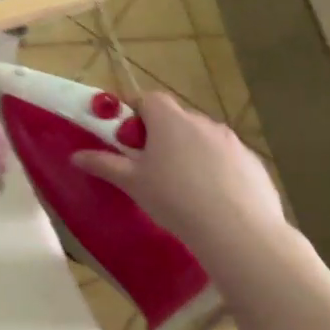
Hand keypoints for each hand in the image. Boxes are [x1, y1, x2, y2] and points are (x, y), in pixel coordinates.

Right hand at [72, 92, 284, 249]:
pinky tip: (210, 198)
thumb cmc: (175, 199)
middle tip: (148, 165)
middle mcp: (204, 124)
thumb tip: (76, 156)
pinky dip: (215, 169)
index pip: (149, 98)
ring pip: (202, 139)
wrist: (238, 231)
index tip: (126, 136)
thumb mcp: (131, 182)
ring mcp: (233, 143)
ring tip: (181, 185)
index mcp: (171, 122)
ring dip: (189, 151)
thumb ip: (103, 164)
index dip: (135, 111)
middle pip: (176, 119)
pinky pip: (226, 158)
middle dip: (160, 135)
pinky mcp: (253, 164)